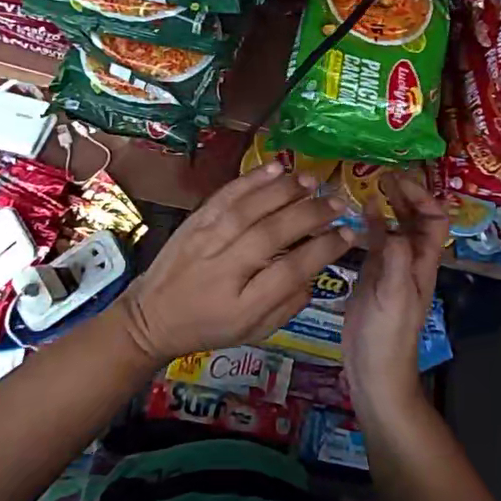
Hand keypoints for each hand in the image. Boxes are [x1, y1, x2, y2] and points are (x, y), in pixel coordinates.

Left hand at [115, 161, 354, 362]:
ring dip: (284, 191)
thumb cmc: (209, 327)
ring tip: (313, 181)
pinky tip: (276, 168)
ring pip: (249, 209)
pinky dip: (251, 180)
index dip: (323, 250)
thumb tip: (316, 269)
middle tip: (339, 202)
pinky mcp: (195, 221)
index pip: (290, 272)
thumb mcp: (254, 331)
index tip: (349, 234)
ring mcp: (206, 241)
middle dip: (310, 215)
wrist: (152, 315)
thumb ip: (288, 304)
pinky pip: (225, 196)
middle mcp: (224, 269)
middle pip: (272, 235)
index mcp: (243, 305)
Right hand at [344, 172, 448, 418]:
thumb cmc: (388, 334)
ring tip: (372, 184)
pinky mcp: (373, 274)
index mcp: (423, 262)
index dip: (422, 196)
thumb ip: (396, 258)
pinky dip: (370, 223)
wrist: (374, 370)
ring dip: (389, 204)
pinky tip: (359, 211)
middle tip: (383, 174)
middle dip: (406, 194)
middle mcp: (411, 259)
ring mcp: (392, 266)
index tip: (398, 180)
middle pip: (416, 218)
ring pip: (396, 226)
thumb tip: (390, 224)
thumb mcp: (394, 294)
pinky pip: (375, 241)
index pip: (434, 219)